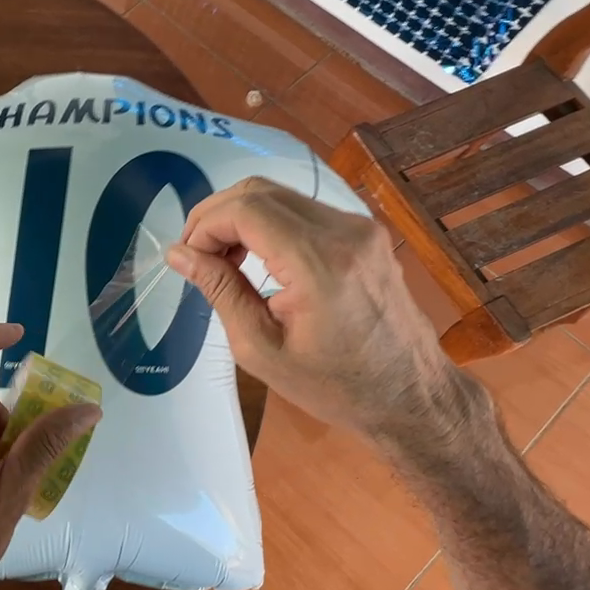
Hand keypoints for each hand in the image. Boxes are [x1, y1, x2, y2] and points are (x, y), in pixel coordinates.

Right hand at [164, 178, 481, 460]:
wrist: (411, 397)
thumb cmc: (333, 386)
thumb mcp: (260, 347)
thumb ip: (219, 289)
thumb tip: (179, 253)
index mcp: (319, 263)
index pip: (246, 210)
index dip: (205, 225)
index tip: (188, 258)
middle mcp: (344, 231)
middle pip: (260, 191)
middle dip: (216, 215)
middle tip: (196, 254)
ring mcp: (360, 227)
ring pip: (280, 194)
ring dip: (240, 217)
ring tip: (223, 259)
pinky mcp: (366, 233)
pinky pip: (302, 209)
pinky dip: (267, 222)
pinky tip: (256, 256)